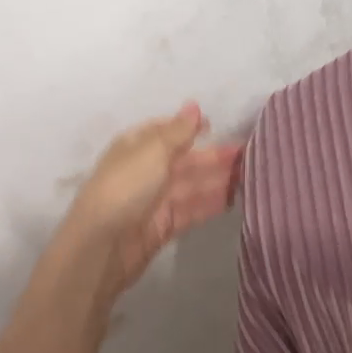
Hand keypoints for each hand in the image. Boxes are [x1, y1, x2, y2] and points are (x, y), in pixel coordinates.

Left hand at [58, 103, 243, 299]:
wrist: (102, 246)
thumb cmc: (125, 188)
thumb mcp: (152, 151)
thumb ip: (179, 131)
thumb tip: (195, 106)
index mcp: (136, 147)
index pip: (165, 131)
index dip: (190, 128)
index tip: (218, 127)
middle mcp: (145, 171)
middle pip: (184, 160)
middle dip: (213, 156)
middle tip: (248, 154)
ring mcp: (155, 200)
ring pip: (191, 185)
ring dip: (218, 180)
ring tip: (249, 176)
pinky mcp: (164, 226)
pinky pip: (192, 210)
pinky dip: (211, 204)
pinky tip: (233, 199)